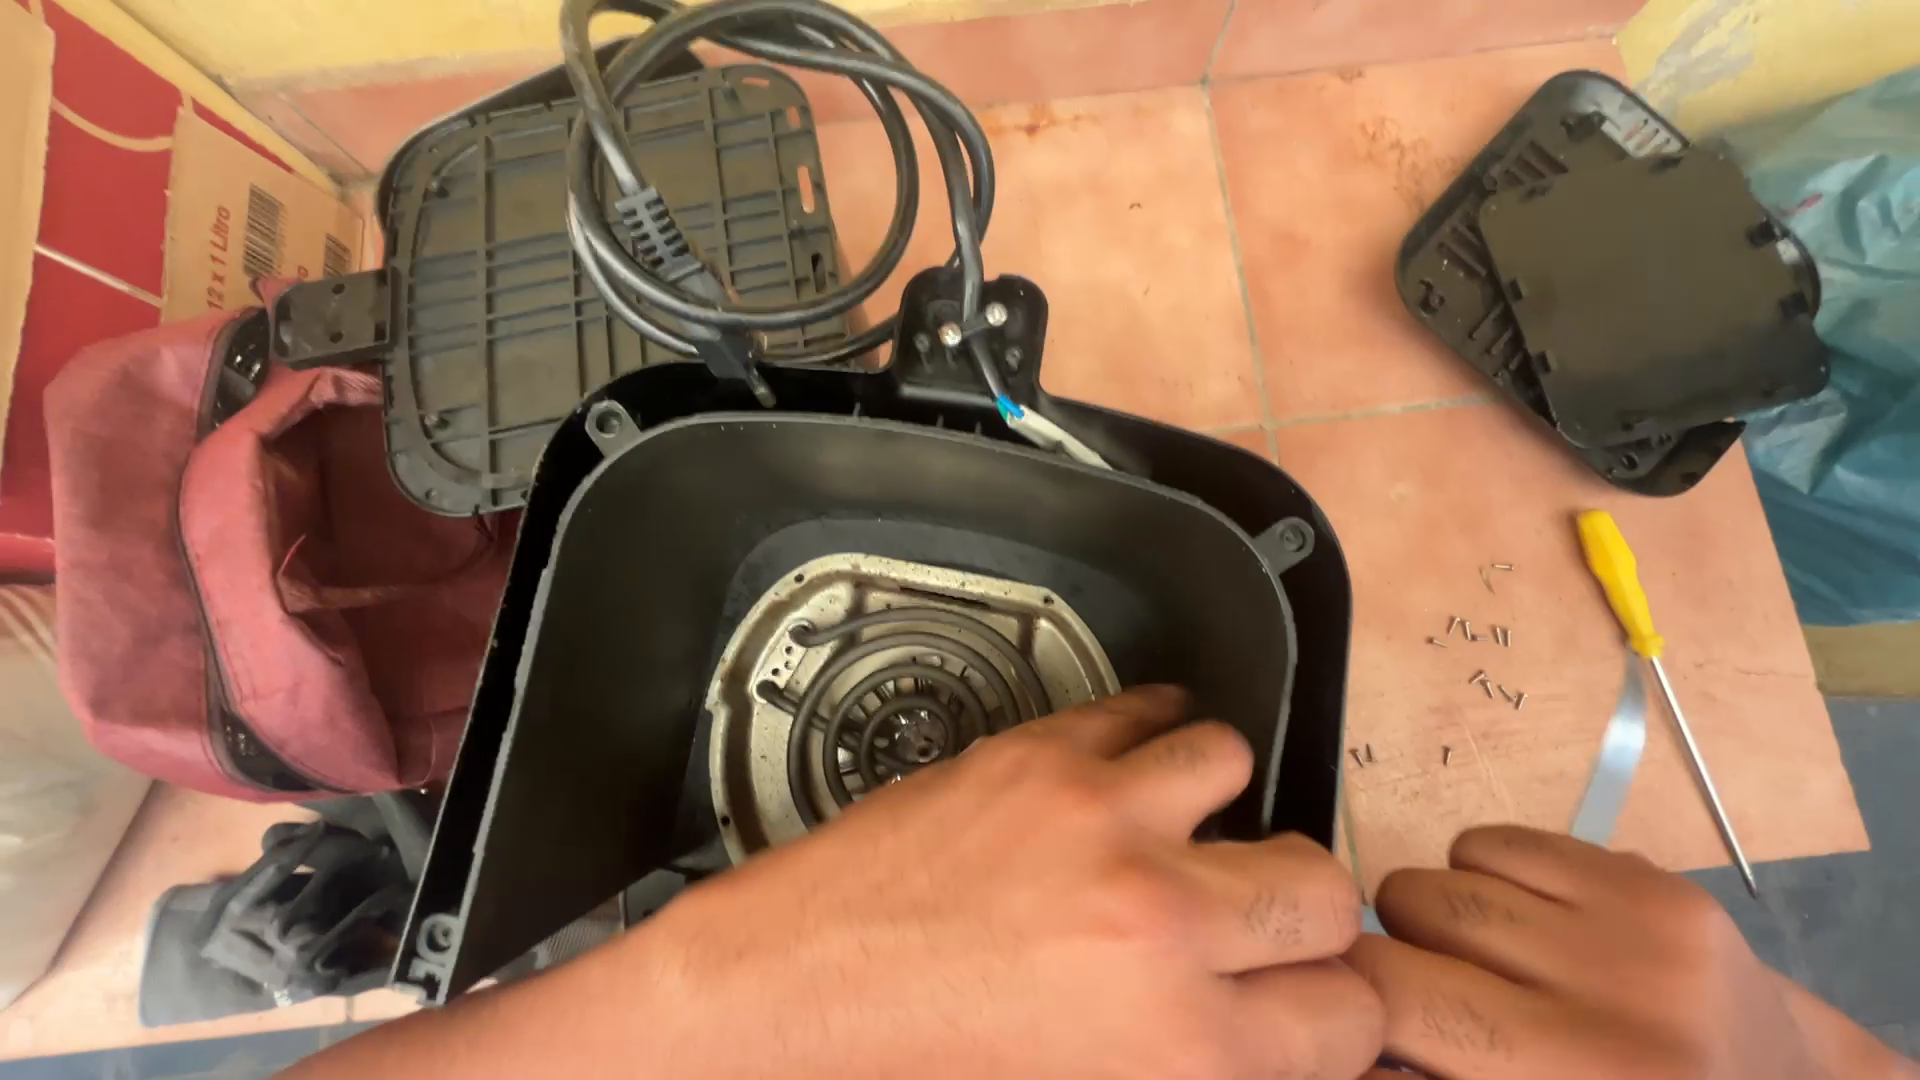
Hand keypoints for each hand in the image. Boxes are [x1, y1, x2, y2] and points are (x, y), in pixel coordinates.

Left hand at [635, 685, 1381, 1079]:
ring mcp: (1097, 816)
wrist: (806, 981)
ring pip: (1234, 760)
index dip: (1335, 999)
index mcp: (1176, 1045)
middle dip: (1299, 893)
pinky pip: (1146, 707)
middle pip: (1317, 881)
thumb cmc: (928, 1051)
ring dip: (1217, 793)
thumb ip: (1196, 1054)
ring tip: (1177, 813)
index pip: (1345, 1016)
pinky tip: (1132, 758)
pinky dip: (1153, 728)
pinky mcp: (1041, 752)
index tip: (1310, 976)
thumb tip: (1264, 1019)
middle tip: (1255, 893)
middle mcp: (1153, 917)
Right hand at [1347, 825, 1918, 1079]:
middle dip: (1394, 949)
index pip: (1387, 994)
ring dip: (1438, 918)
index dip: (1356, 998)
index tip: (1370, 1020)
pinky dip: (1483, 879)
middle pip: (1403, 912)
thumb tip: (1335, 1031)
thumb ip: (1415, 1070)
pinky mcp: (1656, 886)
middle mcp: (1615, 1022)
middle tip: (1434, 995)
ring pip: (1439, 876)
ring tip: (1491, 966)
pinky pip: (1489, 842)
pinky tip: (1530, 928)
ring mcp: (1643, 941)